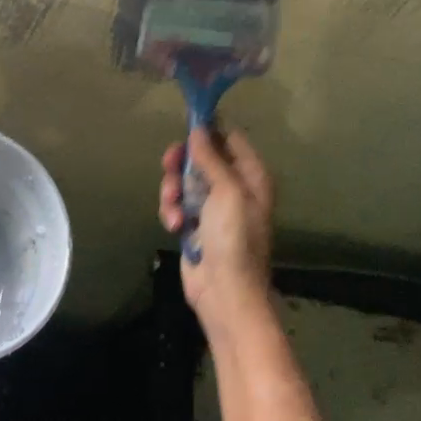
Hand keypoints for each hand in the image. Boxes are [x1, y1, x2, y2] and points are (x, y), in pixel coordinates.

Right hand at [158, 127, 276, 332]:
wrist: (225, 293)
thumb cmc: (234, 238)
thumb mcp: (227, 192)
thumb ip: (211, 157)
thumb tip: (198, 128)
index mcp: (251, 176)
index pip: (230, 137)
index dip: (208, 130)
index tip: (185, 127)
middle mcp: (233, 186)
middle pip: (200, 156)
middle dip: (182, 163)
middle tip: (169, 166)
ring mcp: (212, 206)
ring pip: (184, 179)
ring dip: (173, 191)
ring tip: (174, 210)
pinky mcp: (194, 223)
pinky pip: (176, 203)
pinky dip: (171, 211)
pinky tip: (175, 226)